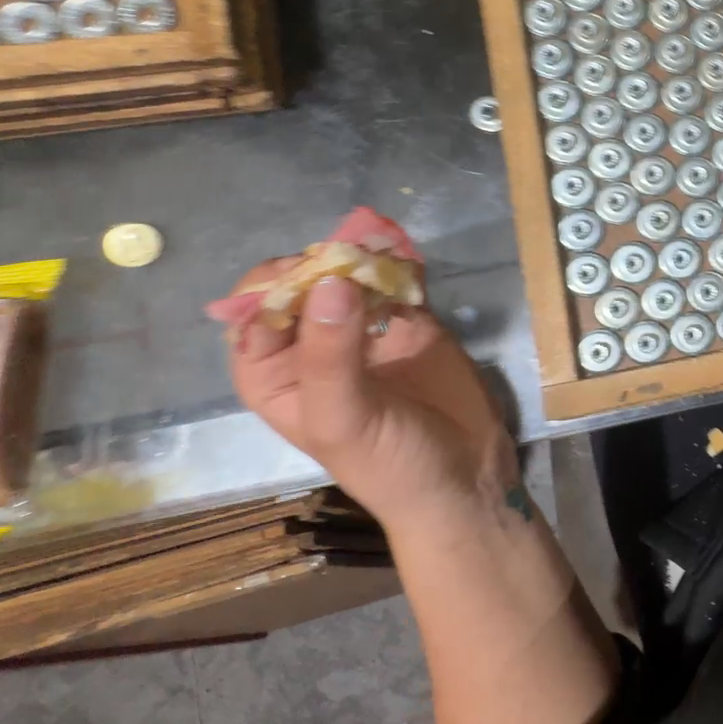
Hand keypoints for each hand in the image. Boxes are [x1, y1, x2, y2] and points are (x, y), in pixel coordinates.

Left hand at [226, 266, 517, 531]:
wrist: (465, 478)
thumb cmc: (388, 463)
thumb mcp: (344, 419)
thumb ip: (332, 355)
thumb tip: (334, 281)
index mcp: (275, 373)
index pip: (257, 312)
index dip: (278, 285)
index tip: (316, 272)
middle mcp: (313, 346)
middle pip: (306, 286)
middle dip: (328, 263)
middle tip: (358, 252)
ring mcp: (366, 331)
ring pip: (353, 277)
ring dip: (367, 256)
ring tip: (385, 245)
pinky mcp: (413, 323)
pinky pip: (400, 283)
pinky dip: (403, 263)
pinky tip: (408, 255)